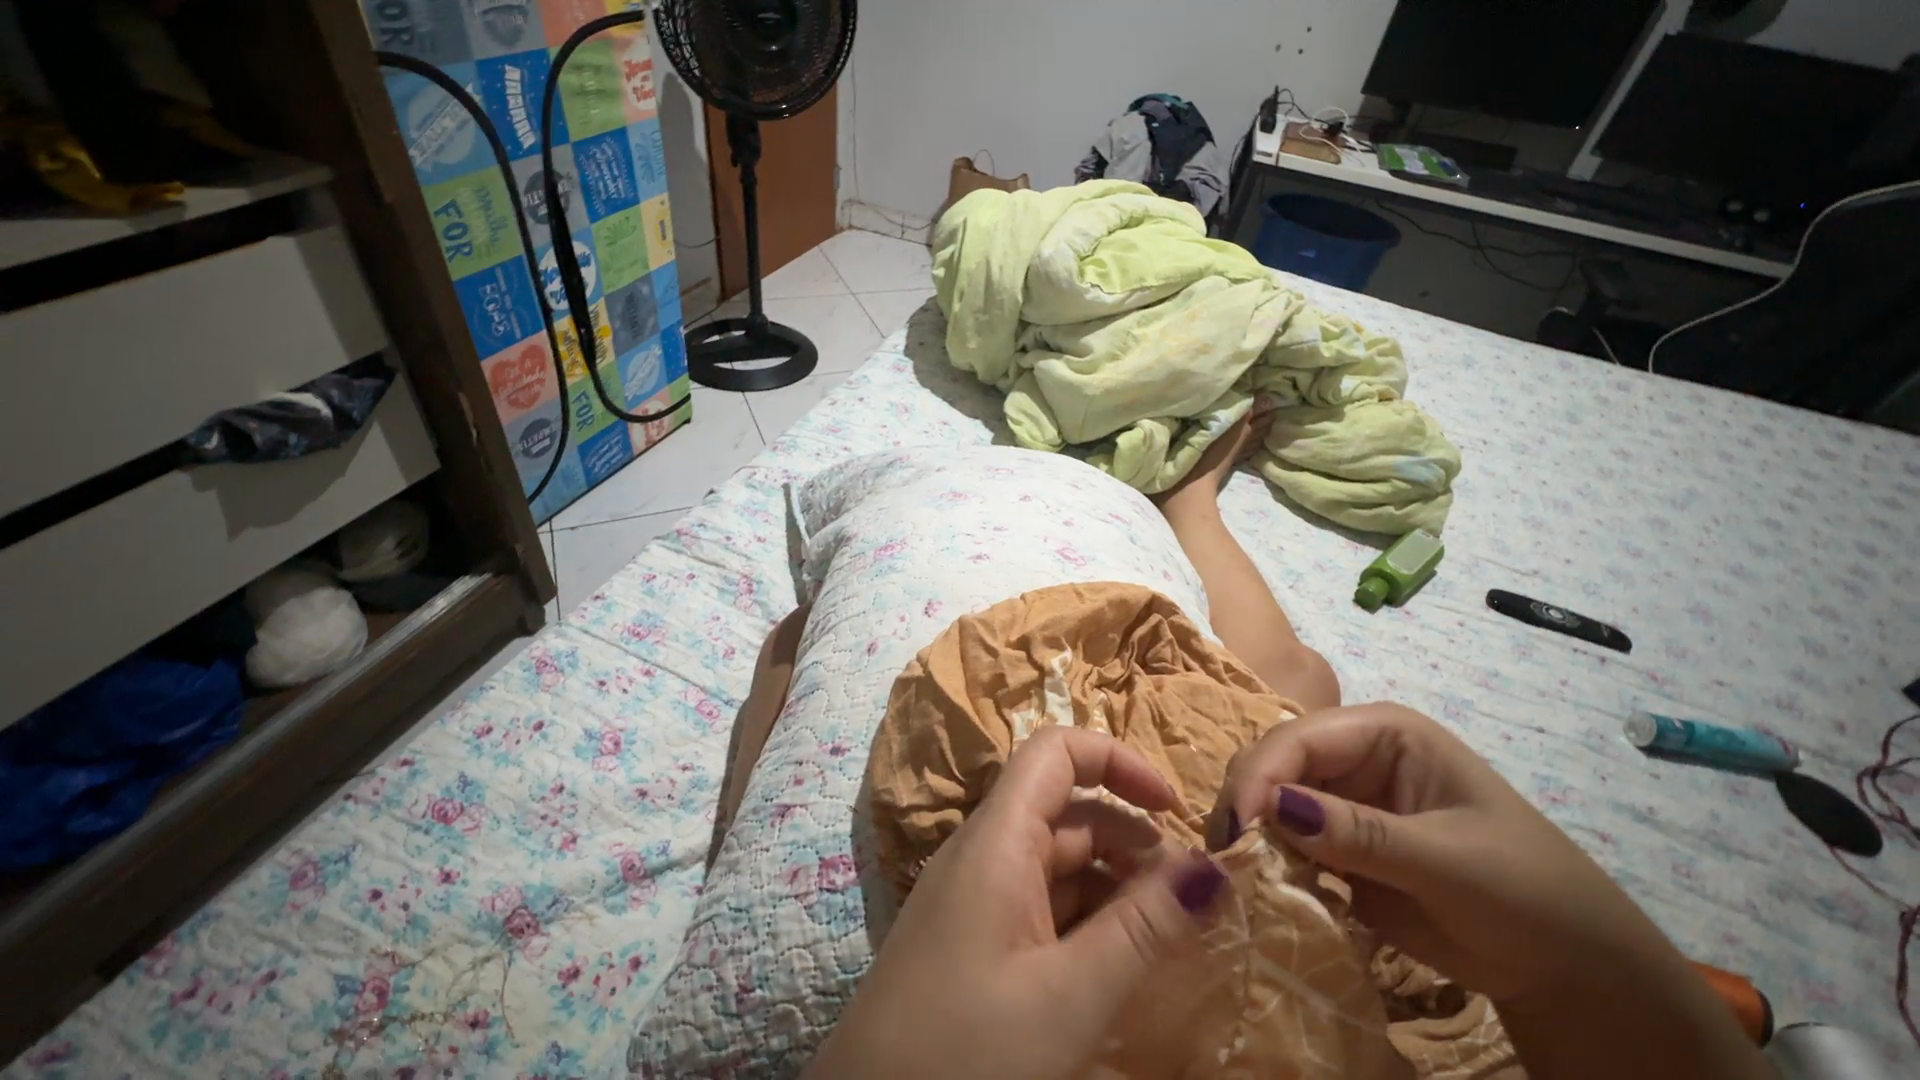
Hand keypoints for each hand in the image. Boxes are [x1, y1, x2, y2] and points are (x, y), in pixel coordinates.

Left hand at [805, 727, 1231, 1079]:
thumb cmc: (970, 1051)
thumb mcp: (1071, 995)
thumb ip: (1143, 928)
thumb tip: (1209, 865)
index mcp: (996, 840)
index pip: (1055, 752)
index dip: (1119, 761)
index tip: (1176, 809)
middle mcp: (981, 853)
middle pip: (1065, 811)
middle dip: (1131, 839)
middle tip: (1190, 898)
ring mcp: (973, 897)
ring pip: (1056, 862)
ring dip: (1114, 884)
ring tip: (1167, 933)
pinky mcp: (971, 938)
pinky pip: (1038, 903)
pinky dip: (1085, 918)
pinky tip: (1117, 961)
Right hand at [1208, 701, 1637, 1003]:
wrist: (1563, 965)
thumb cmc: (1525, 892)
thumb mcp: (1448, 861)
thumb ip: (1362, 834)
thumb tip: (1274, 807)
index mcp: (1383, 733)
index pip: (1299, 738)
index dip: (1263, 776)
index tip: (1242, 830)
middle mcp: (1351, 758)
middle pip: (1270, 764)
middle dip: (1246, 804)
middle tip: (1228, 859)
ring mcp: (1339, 803)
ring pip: (1266, 803)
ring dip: (1247, 836)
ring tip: (1235, 877)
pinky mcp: (1332, 848)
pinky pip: (1279, 845)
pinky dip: (1263, 863)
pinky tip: (1257, 888)